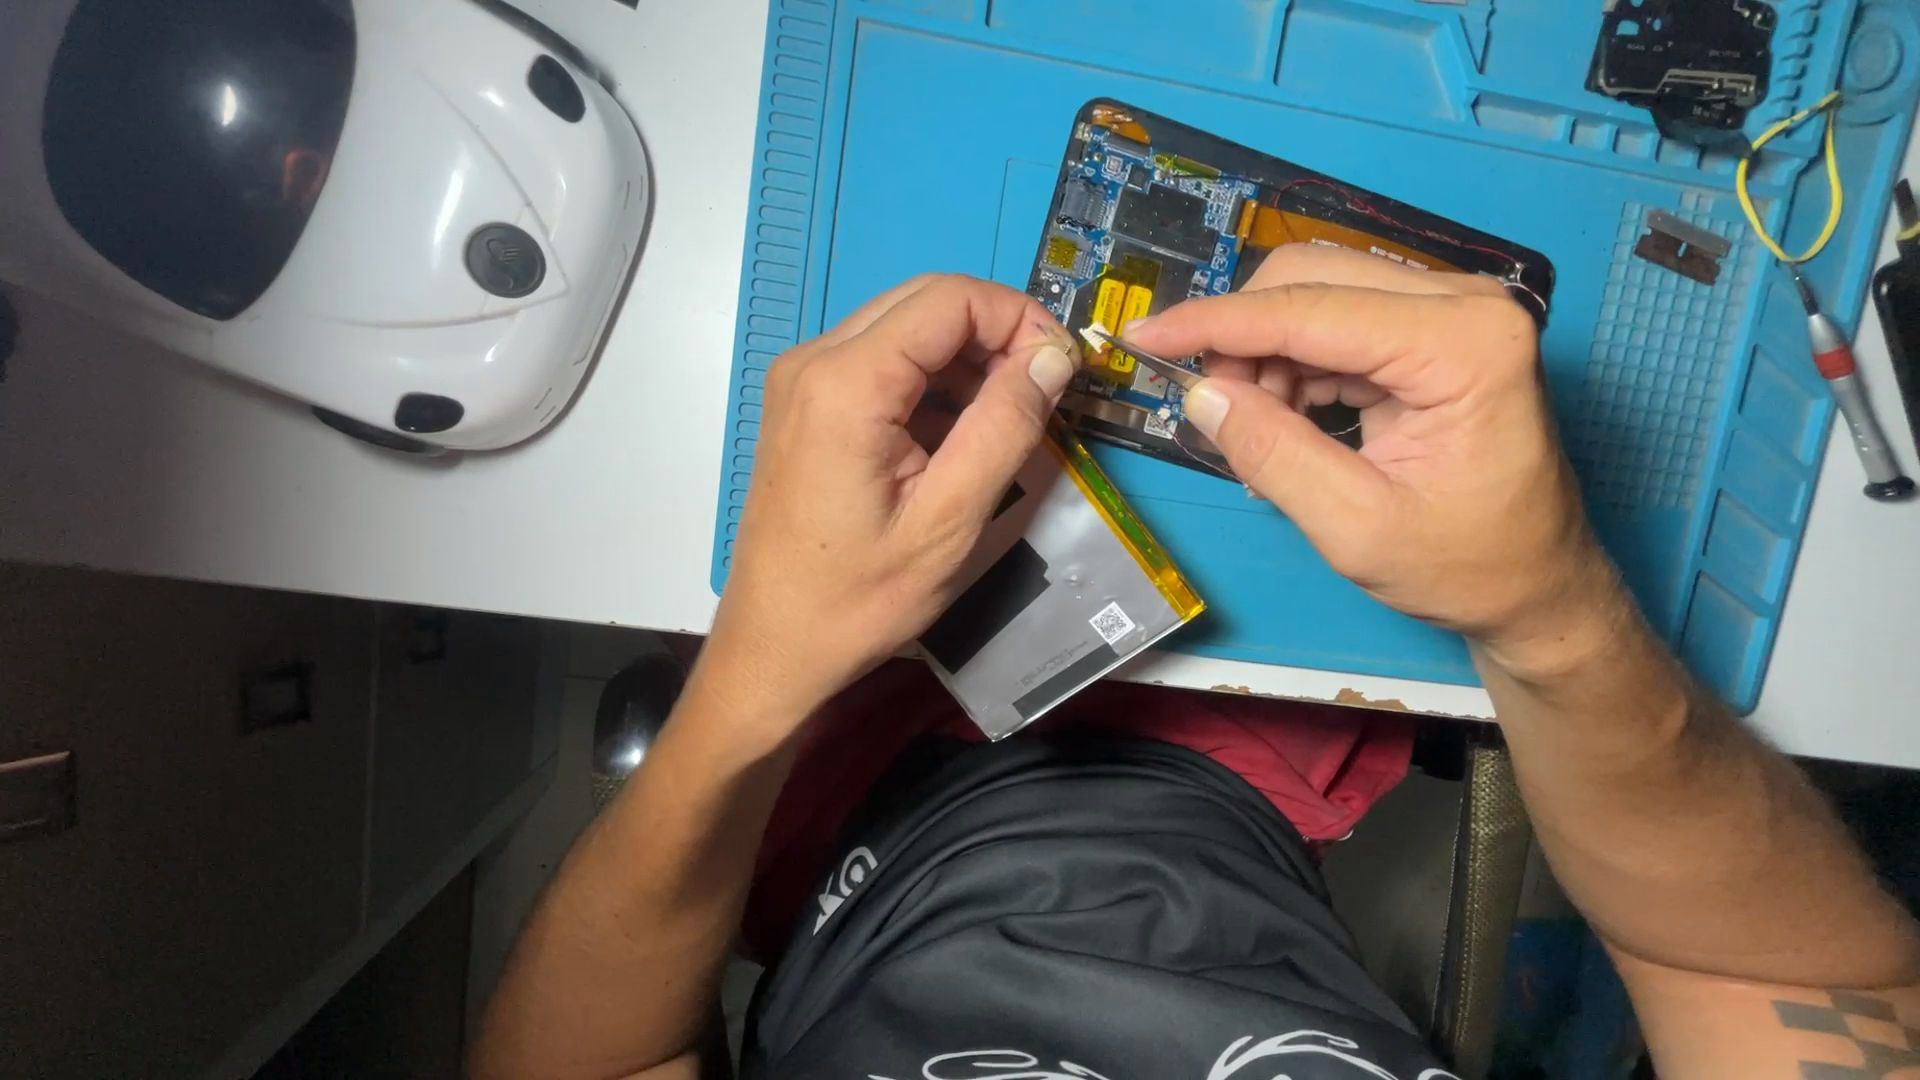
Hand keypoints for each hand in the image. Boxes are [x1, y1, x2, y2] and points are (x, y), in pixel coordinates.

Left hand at [704, 274, 1078, 725]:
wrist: (776, 644)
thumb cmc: (860, 598)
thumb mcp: (950, 520)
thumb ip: (1005, 427)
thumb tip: (1051, 357)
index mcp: (846, 383)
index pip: (950, 298)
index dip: (1019, 318)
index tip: (1061, 369)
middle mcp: (814, 361)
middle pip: (925, 304)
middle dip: (995, 334)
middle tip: (1040, 393)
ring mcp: (802, 382)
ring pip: (904, 330)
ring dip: (965, 361)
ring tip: (1005, 420)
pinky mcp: (805, 407)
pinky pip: (880, 366)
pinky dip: (930, 385)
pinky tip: (955, 435)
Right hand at [1126, 245, 1624, 673]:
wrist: (1534, 585)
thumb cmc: (1462, 566)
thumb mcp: (1354, 527)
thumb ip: (1273, 454)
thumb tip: (1199, 395)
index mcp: (1461, 344)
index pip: (1305, 311)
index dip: (1213, 324)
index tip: (1142, 335)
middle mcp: (1461, 303)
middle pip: (1305, 278)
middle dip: (1239, 340)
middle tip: (1216, 412)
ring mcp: (1447, 312)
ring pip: (1310, 297)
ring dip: (1261, 358)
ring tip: (1261, 434)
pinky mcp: (1429, 332)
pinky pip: (1329, 324)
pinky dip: (1287, 367)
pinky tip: (1288, 420)